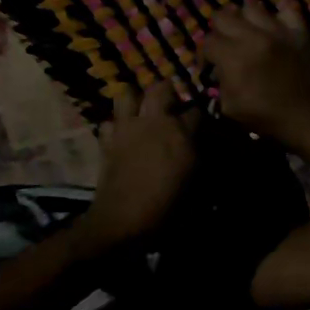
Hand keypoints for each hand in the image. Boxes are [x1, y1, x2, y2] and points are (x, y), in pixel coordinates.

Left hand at [69, 85, 201, 257]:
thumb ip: (198, 155)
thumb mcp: (196, 181)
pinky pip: (109, 121)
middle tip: (173, 105)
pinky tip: (124, 135)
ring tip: (144, 111)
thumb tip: (202, 144)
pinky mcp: (106, 140)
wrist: (123, 221)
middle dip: (169, 91)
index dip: (201, 115)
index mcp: (181, 132)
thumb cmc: (168, 205)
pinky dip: (117, 124)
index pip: (197, 110)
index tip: (203, 123)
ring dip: (137, 99)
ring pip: (127, 94)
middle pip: (161, 87)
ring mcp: (126, 128)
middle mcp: (154, 122)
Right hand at [201, 4, 309, 146]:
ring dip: (245, 20)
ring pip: (251, 7)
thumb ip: (220, 84)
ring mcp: (280, 31)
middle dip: (219, 31)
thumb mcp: (232, 108)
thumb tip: (219, 69)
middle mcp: (254, 37)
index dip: (205, 54)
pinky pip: (286, 10)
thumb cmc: (272, 119)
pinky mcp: (301, 31)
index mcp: (234, 58)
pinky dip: (279, 18)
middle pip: (223, 16)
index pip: (207, 41)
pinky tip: (276, 30)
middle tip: (226, 45)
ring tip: (249, 34)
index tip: (211, 65)